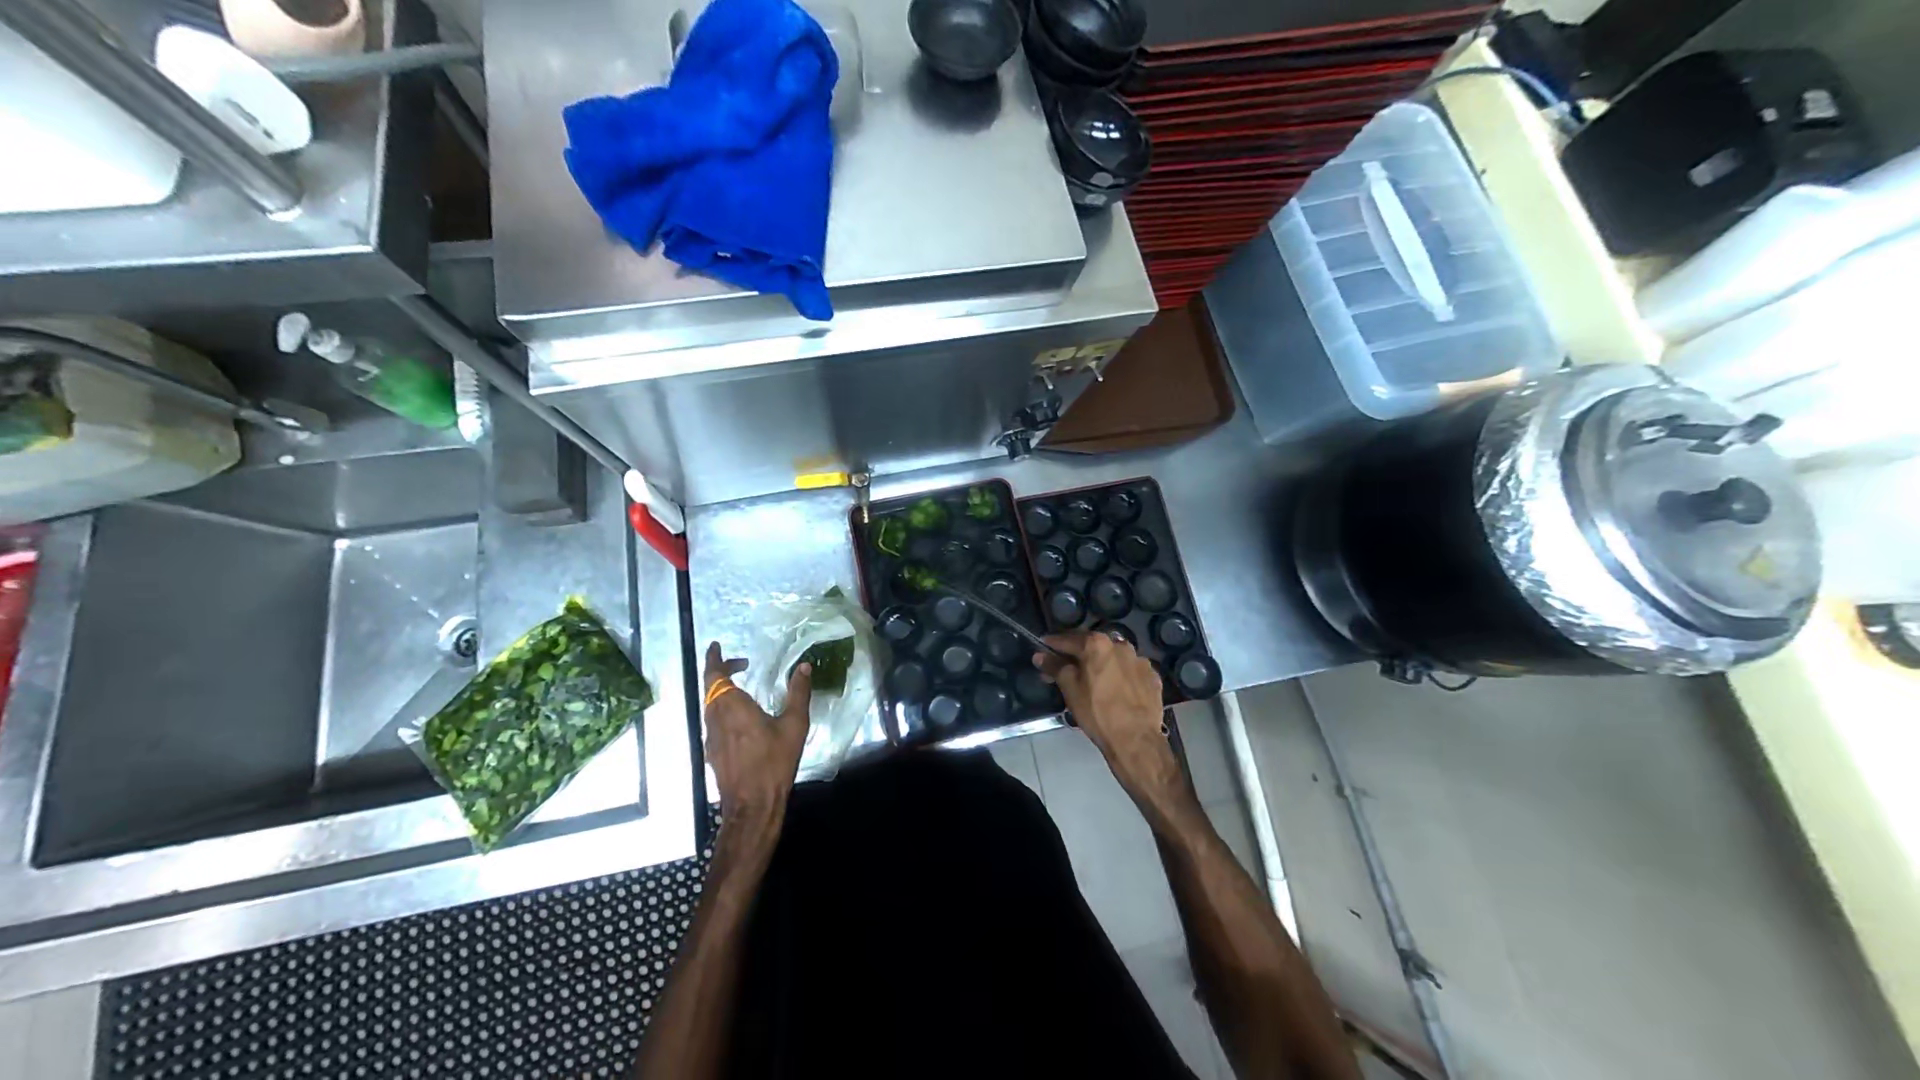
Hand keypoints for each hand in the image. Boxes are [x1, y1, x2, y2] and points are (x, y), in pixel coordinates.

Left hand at [702, 642, 810, 843]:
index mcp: (732, 706)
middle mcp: (716, 718)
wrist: (753, 804)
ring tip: (741, 687)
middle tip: (741, 664)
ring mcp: (711, 737)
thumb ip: (798, 693)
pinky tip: (740, 718)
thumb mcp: (794, 725)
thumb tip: (804, 666)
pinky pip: (713, 721)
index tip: (716, 645)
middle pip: (710, 688)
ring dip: (721, 691)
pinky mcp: (712, 752)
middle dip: (721, 672)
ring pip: (710, 705)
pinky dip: (723, 709)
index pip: (715, 675)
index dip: (714, 658)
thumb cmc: (774, 761)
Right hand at [1034, 632, 1185, 808]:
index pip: (1068, 639)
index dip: (1053, 644)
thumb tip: (1040, 655)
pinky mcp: (1153, 677)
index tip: (1044, 647)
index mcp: (1097, 644)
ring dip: (1102, 663)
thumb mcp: (1070, 689)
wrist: (1135, 739)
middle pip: (1094, 645)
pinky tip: (1117, 689)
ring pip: (1115, 657)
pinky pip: (1131, 671)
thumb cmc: (1097, 712)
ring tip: (1094, 678)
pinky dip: (1121, 675)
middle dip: (1079, 653)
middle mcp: (1120, 645)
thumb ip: (1054, 667)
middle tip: (1066, 666)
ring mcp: (1140, 660)